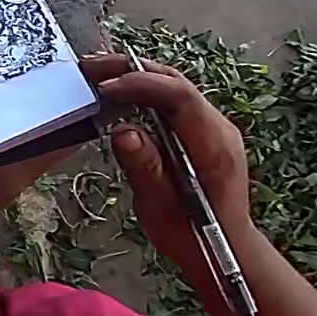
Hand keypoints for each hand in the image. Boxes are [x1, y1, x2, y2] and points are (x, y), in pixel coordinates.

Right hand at [82, 54, 252, 277]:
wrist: (225, 248)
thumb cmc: (194, 235)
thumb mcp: (162, 208)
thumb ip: (145, 169)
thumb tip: (123, 132)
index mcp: (214, 146)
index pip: (181, 97)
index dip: (141, 85)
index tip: (105, 89)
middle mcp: (217, 127)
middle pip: (175, 82)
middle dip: (132, 69)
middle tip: (91, 67)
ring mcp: (210, 125)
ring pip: (172, 84)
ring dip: (134, 74)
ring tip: (96, 72)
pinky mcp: (198, 129)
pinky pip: (170, 97)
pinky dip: (141, 88)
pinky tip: (115, 89)